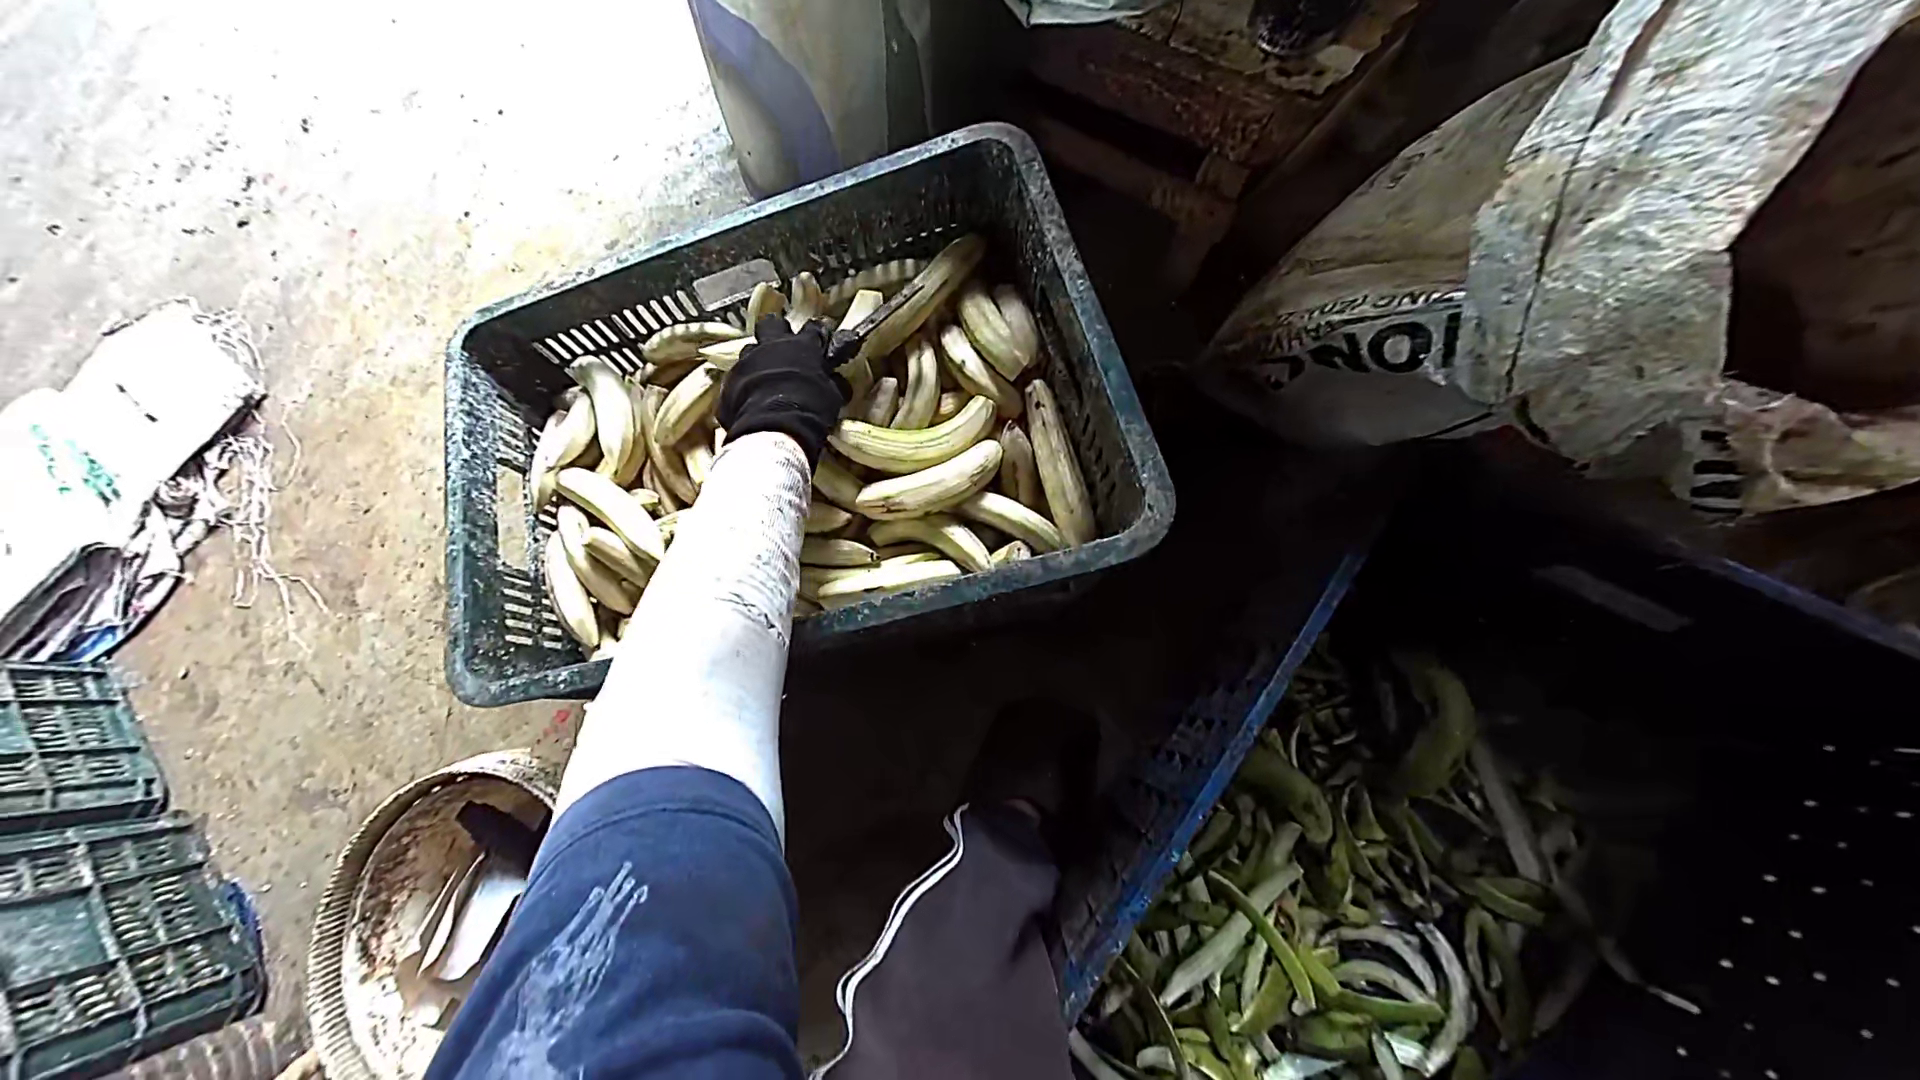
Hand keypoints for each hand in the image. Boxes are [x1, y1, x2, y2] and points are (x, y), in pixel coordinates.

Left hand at [717, 316, 847, 467]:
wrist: (774, 428)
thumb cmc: (810, 409)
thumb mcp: (832, 397)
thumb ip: (833, 384)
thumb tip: (839, 382)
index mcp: (803, 346)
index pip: (814, 329)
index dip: (818, 334)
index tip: (820, 341)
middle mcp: (773, 346)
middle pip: (772, 324)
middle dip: (777, 332)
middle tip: (783, 347)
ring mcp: (748, 360)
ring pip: (751, 349)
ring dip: (758, 359)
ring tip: (765, 376)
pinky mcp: (731, 379)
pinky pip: (739, 375)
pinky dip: (746, 383)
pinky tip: (751, 397)